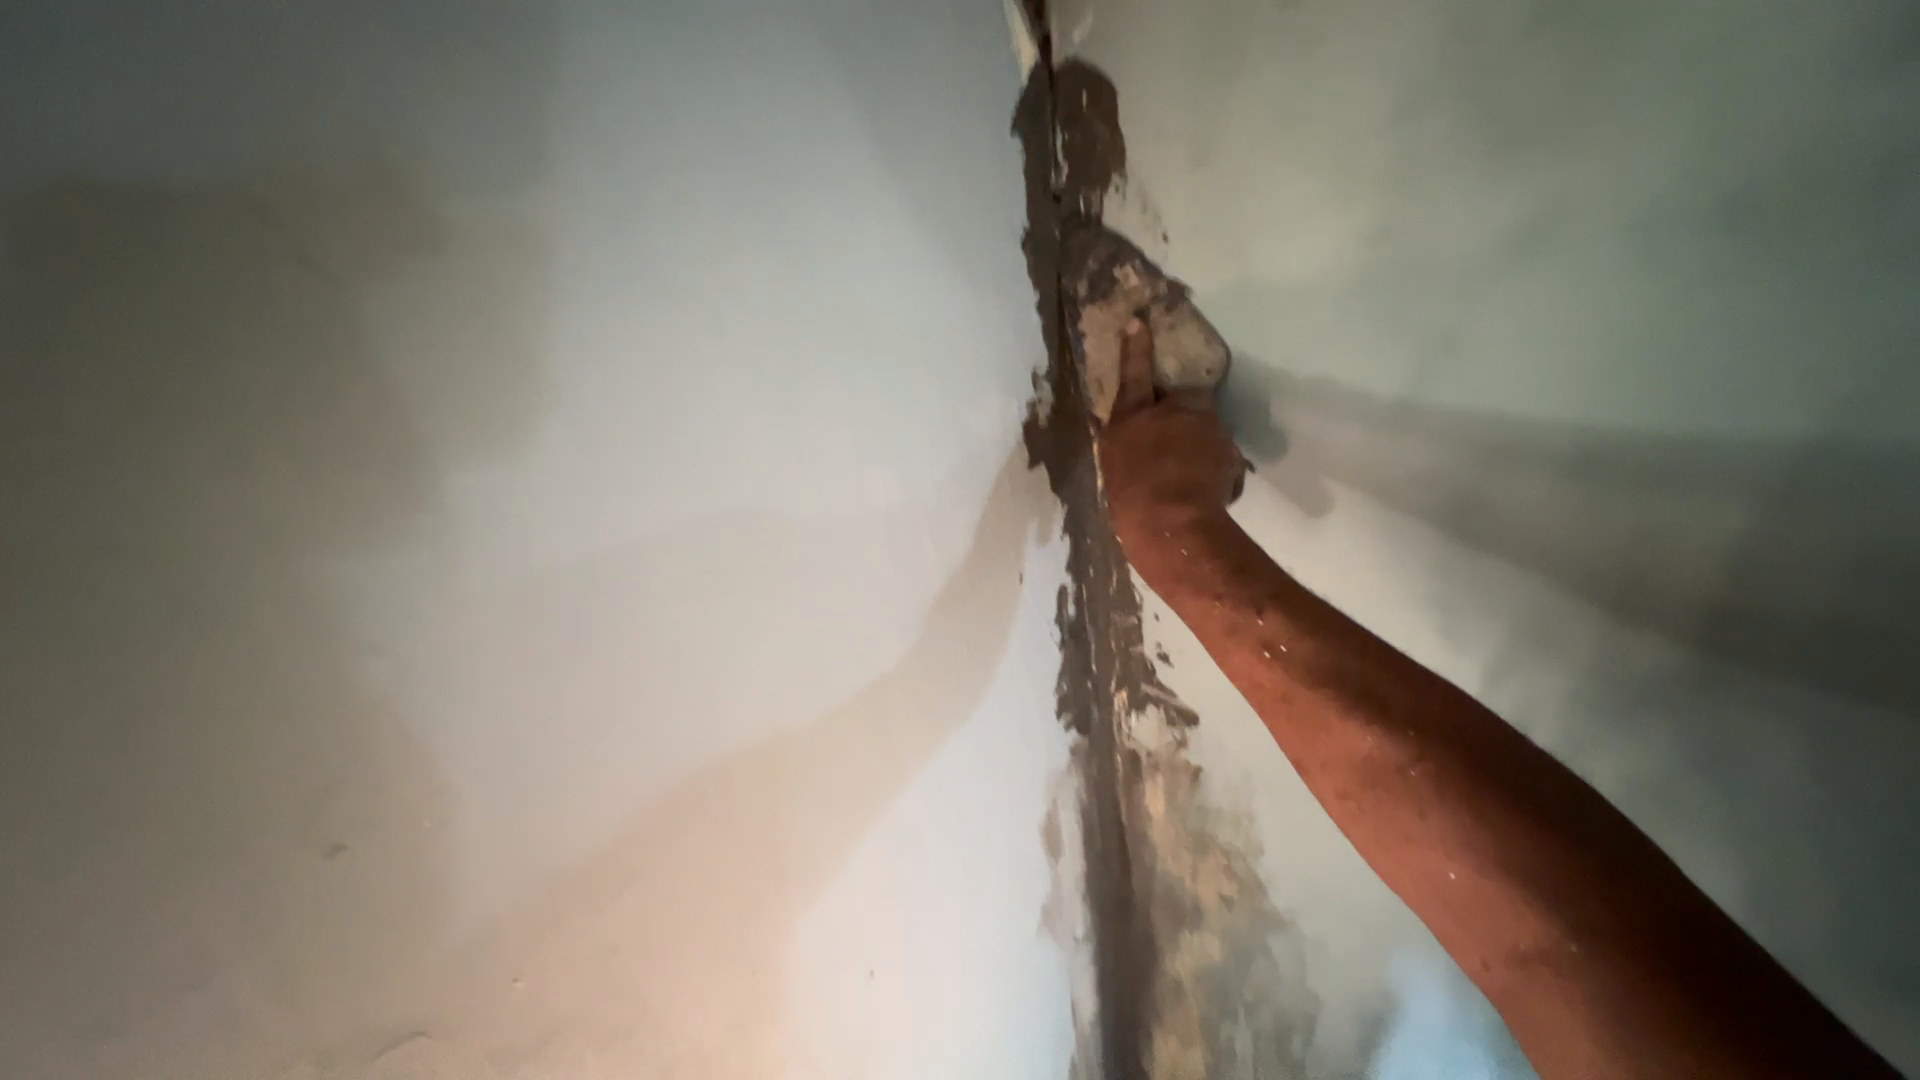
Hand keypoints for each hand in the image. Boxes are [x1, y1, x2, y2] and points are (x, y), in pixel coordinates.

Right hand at [1096, 316, 1247, 545]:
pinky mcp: (1229, 448)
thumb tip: (1126, 439)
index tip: (1139, 321)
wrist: (1171, 524)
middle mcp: (1170, 412)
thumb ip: (1122, 447)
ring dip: (1203, 444)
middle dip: (1186, 413)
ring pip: (1207, 428)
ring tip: (1193, 478)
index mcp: (1131, 418)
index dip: (1136, 349)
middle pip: (1186, 399)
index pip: (1134, 376)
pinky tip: (1210, 491)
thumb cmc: (1130, 502)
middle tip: (1179, 442)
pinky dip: (1219, 469)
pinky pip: (1224, 456)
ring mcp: (1204, 427)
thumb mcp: (1113, 470)